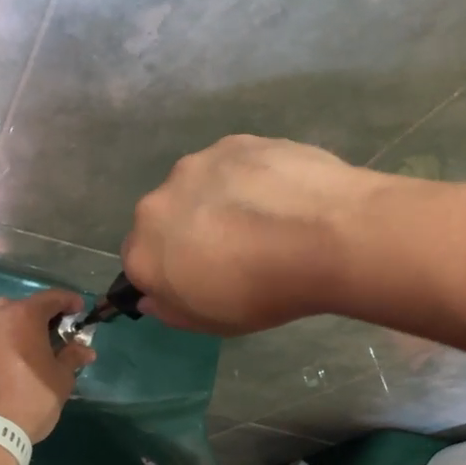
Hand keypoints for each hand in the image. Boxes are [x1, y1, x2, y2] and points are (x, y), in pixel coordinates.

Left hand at [0, 290, 95, 442]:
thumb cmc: (31, 399)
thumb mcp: (60, 378)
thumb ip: (72, 356)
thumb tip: (84, 350)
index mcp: (21, 315)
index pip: (50, 298)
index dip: (68, 302)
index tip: (78, 310)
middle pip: (21, 307)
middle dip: (39, 316)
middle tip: (53, 332)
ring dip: (15, 327)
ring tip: (28, 345)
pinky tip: (7, 356)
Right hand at [121, 135, 395, 335]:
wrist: (328, 237)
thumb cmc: (262, 292)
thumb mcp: (209, 322)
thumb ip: (169, 309)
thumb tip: (150, 296)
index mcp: (143, 252)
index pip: (137, 262)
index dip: (166, 271)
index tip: (195, 279)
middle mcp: (155, 204)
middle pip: (162, 219)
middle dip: (185, 232)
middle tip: (229, 250)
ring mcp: (196, 166)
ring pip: (195, 187)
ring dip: (213, 201)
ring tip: (259, 218)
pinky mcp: (234, 142)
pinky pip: (230, 165)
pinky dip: (245, 178)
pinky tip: (277, 195)